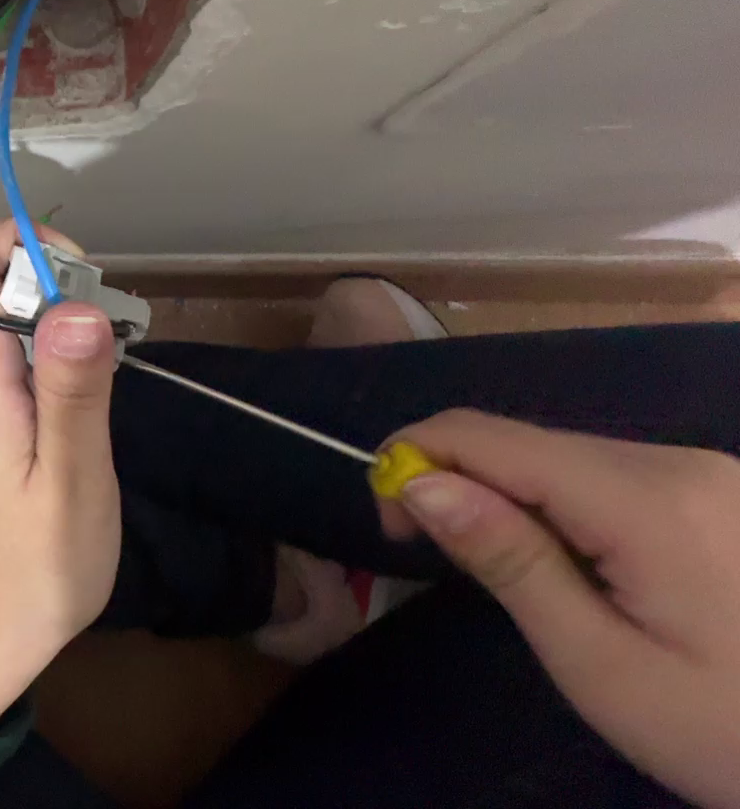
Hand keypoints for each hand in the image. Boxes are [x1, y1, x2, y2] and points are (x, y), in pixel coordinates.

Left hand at [0, 220, 121, 735]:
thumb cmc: (44, 556)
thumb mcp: (74, 477)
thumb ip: (74, 390)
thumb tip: (76, 305)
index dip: (13, 246)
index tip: (79, 274)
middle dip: (19, 259)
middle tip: (86, 295)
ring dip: (22, 289)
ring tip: (86, 323)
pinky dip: (19, 319)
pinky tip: (68, 355)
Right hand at [382, 410, 739, 807]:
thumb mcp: (603, 664)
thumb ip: (508, 561)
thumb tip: (416, 483)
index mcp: (644, 499)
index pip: (478, 434)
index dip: (407, 459)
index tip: (393, 527)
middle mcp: (676, 463)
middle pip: (514, 441)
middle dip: (451, 481)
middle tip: (438, 555)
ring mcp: (707, 476)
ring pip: (551, 455)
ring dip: (501, 497)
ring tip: (513, 572)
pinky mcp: (719, 494)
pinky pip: (597, 474)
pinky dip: (550, 505)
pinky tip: (574, 565)